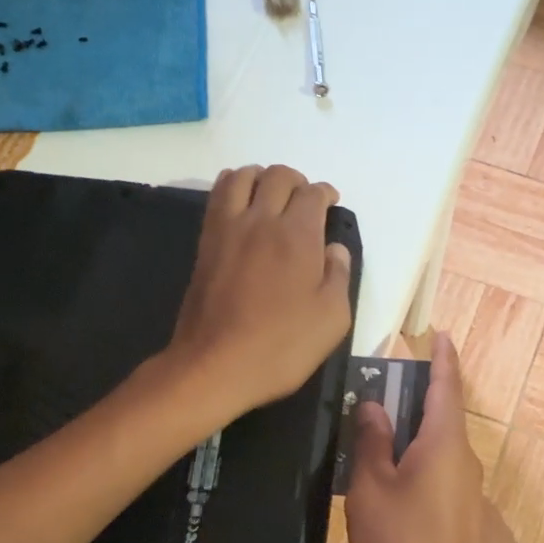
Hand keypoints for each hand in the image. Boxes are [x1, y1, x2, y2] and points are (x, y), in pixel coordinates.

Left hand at [164, 165, 353, 415]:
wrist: (215, 366)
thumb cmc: (281, 347)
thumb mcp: (331, 319)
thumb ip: (338, 277)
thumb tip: (334, 249)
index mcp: (297, 235)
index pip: (314, 194)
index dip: (326, 194)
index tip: (330, 205)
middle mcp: (261, 220)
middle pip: (278, 176)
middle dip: (296, 182)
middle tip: (304, 201)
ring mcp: (227, 229)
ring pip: (243, 177)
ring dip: (261, 177)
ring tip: (270, 196)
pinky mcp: (205, 245)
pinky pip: (218, 197)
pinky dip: (232, 188)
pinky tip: (240, 206)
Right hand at [344, 333, 484, 542]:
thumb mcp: (370, 488)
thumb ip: (370, 442)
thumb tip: (372, 406)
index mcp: (445, 444)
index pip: (446, 387)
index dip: (441, 359)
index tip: (438, 334)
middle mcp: (463, 461)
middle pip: (440, 415)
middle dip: (414, 395)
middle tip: (378, 382)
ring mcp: (465, 492)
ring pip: (436, 446)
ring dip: (409, 430)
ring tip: (371, 424)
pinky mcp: (458, 517)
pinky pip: (435, 471)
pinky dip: (412, 458)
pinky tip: (383, 472)